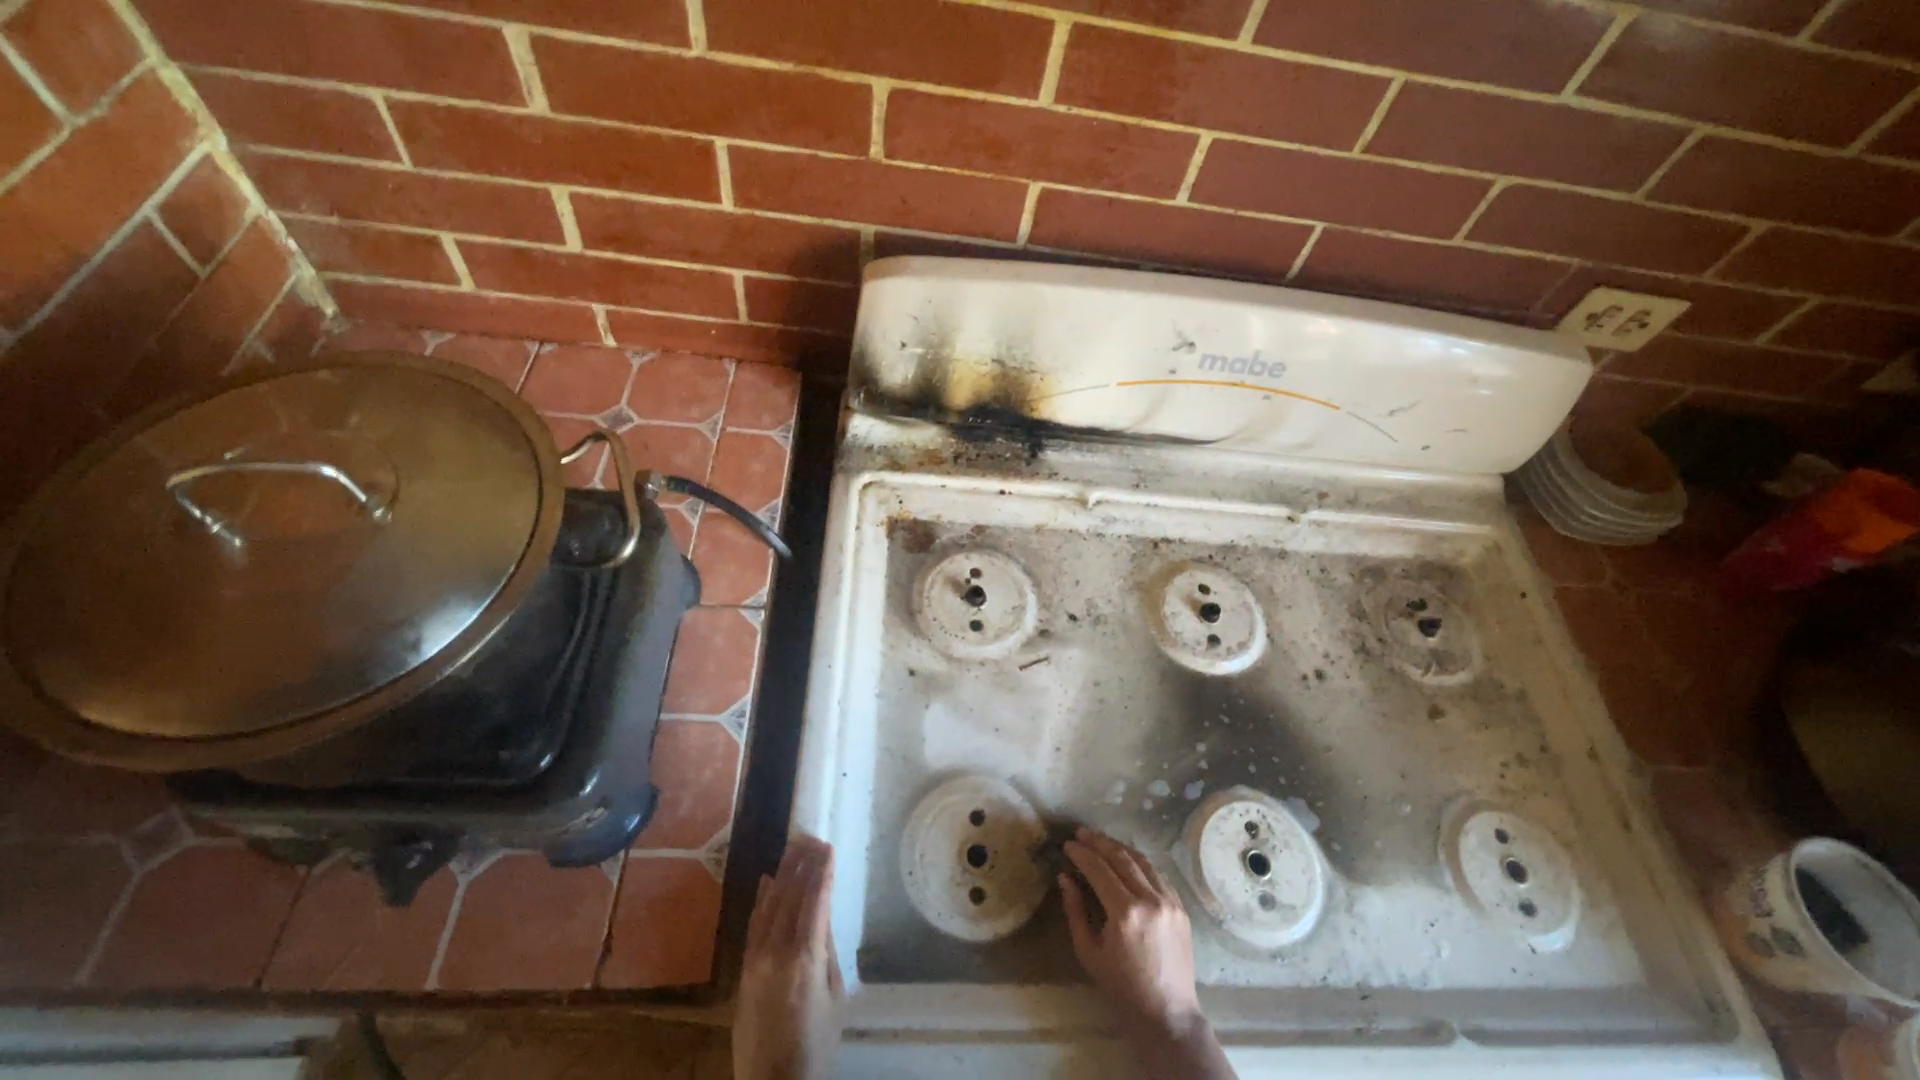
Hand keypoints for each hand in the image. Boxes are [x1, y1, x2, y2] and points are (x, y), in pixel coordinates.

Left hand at [735, 835, 842, 1079]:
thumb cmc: (816, 1044)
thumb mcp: (834, 998)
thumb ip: (827, 955)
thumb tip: (822, 919)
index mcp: (804, 959)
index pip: (814, 903)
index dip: (822, 874)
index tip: (828, 848)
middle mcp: (776, 952)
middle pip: (789, 897)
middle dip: (801, 865)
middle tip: (811, 838)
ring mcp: (756, 960)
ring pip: (769, 906)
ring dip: (782, 875)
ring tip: (794, 849)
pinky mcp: (744, 970)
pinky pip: (754, 924)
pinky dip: (761, 900)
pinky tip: (767, 881)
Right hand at [1062, 828, 1237, 1079]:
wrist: (1166, 1011)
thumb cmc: (1121, 986)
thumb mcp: (1088, 951)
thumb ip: (1075, 910)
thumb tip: (1065, 878)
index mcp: (1125, 912)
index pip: (1099, 869)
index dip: (1081, 854)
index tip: (1067, 844)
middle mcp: (1150, 899)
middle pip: (1122, 858)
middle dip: (1099, 842)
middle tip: (1081, 833)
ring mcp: (1170, 901)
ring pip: (1143, 861)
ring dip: (1120, 847)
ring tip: (1101, 841)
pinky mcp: (1181, 908)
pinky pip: (1158, 875)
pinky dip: (1140, 863)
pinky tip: (1127, 861)